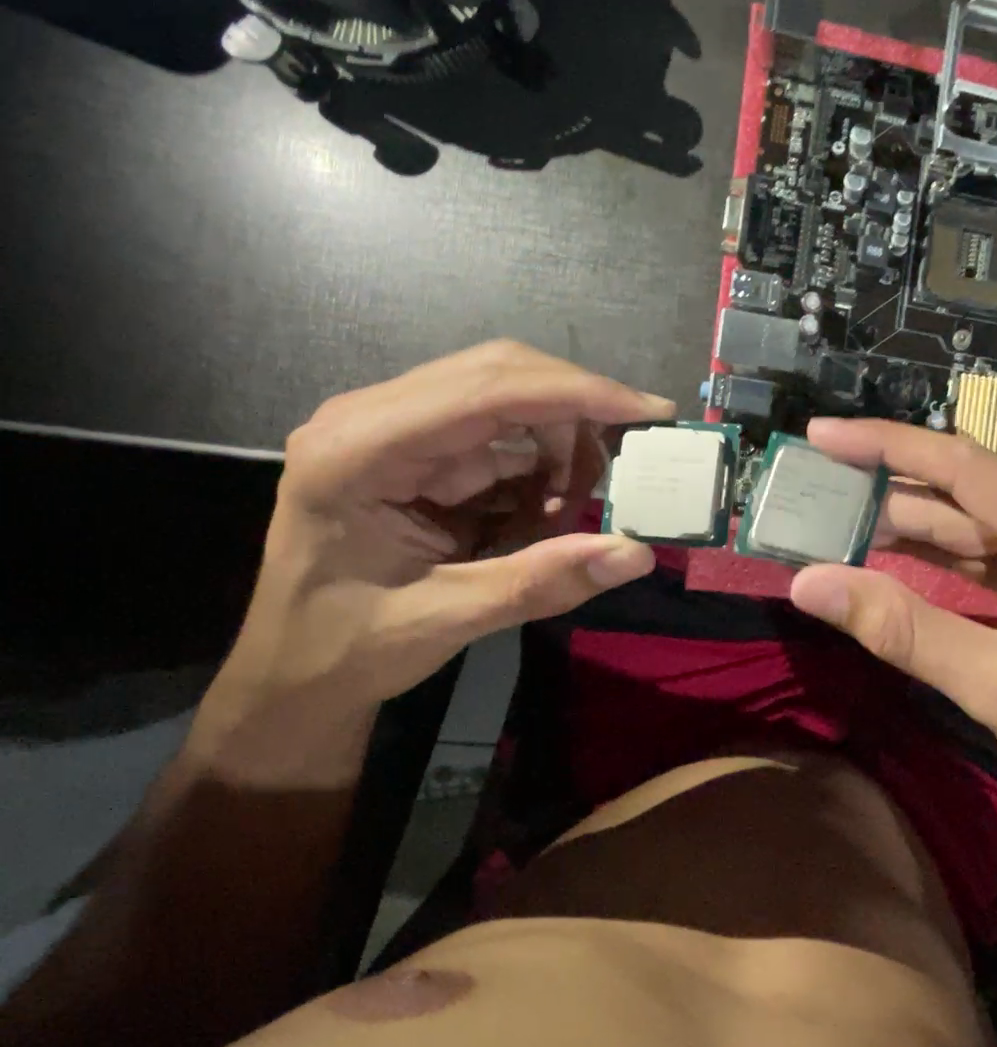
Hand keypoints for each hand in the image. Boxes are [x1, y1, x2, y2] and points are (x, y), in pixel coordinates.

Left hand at [222, 341, 673, 710]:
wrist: (295, 671)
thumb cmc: (348, 646)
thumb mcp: (447, 619)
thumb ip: (541, 582)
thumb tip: (637, 553)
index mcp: (358, 451)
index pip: (484, 391)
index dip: (575, 393)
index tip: (651, 412)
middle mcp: (373, 420)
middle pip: (501, 375)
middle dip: (579, 411)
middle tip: (641, 451)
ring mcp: (398, 430)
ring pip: (511, 399)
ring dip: (562, 446)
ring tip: (576, 510)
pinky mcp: (422, 450)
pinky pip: (506, 436)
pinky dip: (545, 467)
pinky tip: (549, 512)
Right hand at [788, 419, 996, 873]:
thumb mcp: (996, 686)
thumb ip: (903, 628)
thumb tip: (808, 583)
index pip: (967, 469)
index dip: (889, 447)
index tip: (822, 433)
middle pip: (970, 499)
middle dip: (891, 497)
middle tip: (813, 492)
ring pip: (981, 534)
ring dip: (911, 533)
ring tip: (835, 522)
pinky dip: (945, 568)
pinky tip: (892, 561)